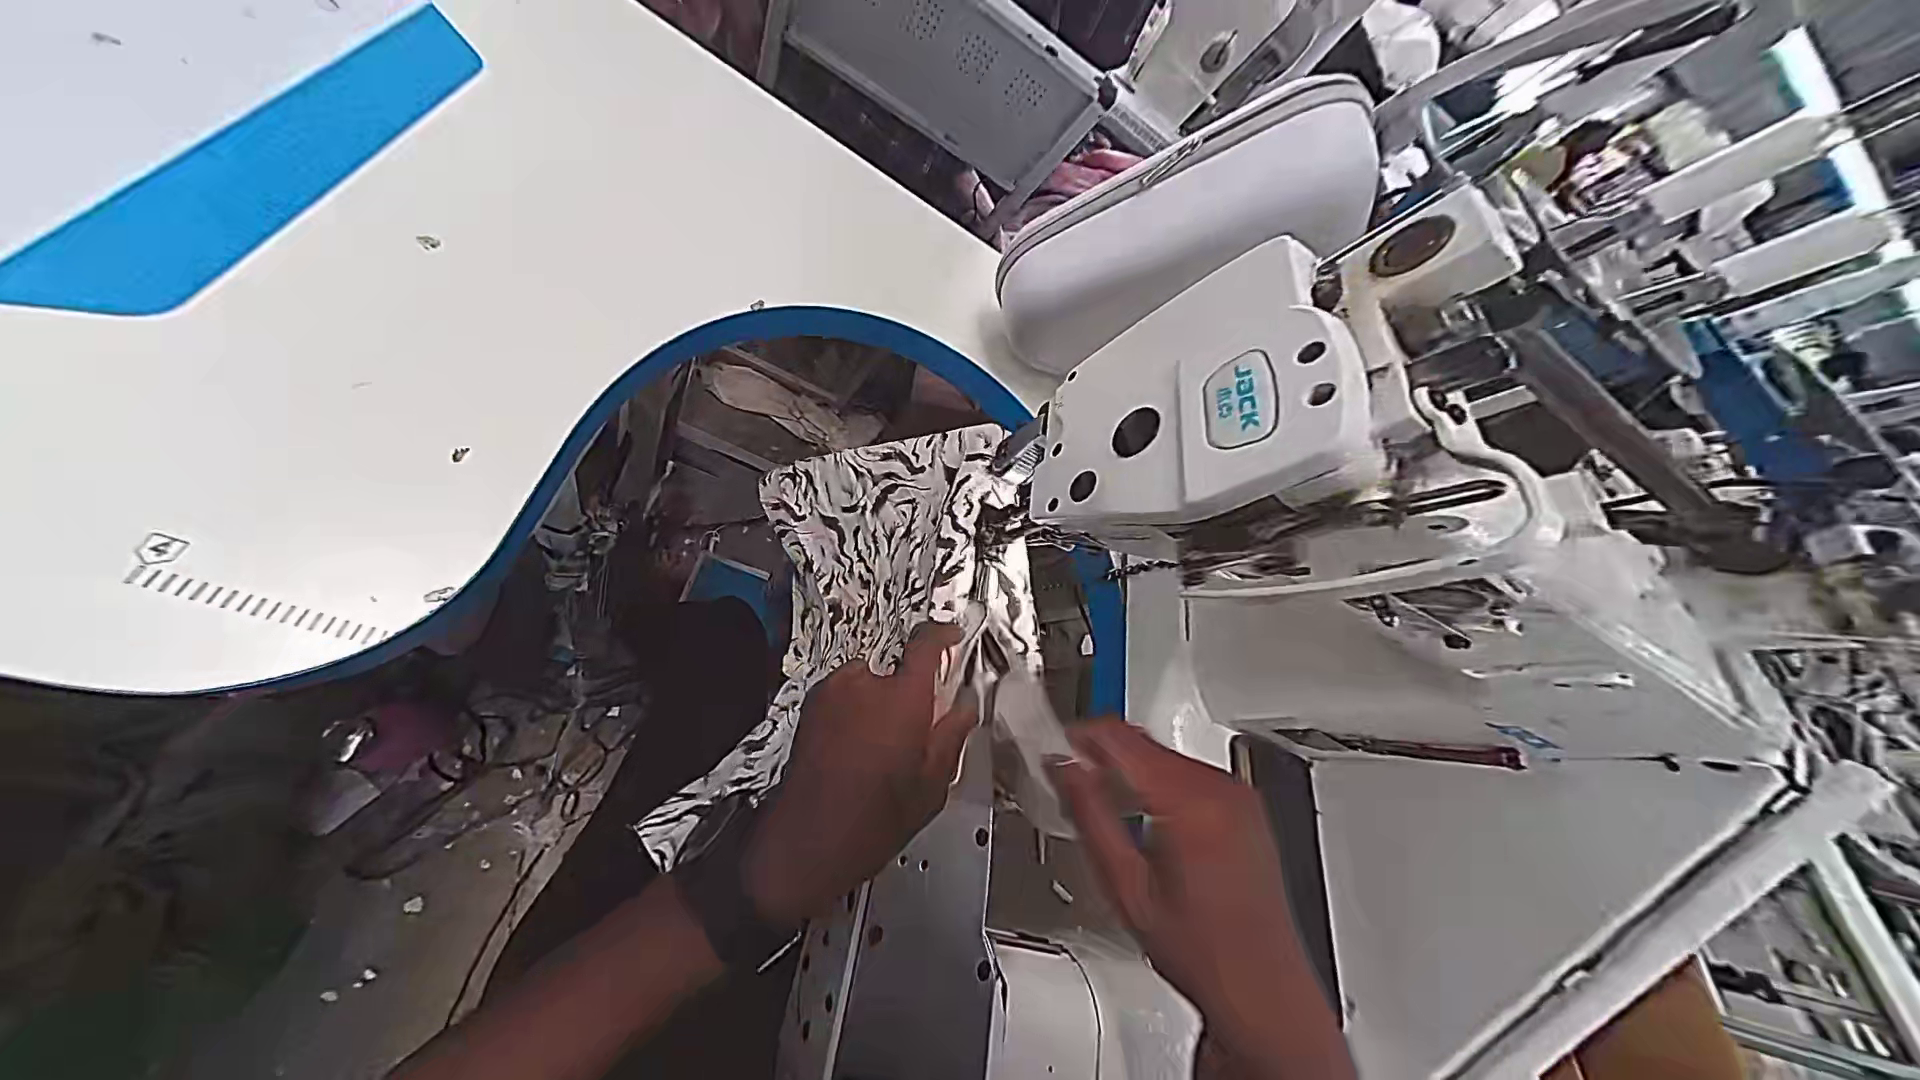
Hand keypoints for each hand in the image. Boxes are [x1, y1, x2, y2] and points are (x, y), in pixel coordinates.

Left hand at [743, 622, 977, 925]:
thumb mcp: (932, 784)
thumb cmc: (871, 819)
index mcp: (904, 698)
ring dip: (878, 702)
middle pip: (898, 670)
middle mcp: (866, 684)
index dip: (943, 635)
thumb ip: (952, 734)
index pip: (927, 643)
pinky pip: (844, 694)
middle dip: (909, 693)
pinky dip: (853, 710)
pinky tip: (854, 749)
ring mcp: (833, 692)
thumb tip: (964, 708)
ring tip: (878, 748)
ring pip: (869, 682)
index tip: (950, 636)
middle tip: (913, 733)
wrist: (807, 841)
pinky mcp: (812, 705)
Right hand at [1053, 719, 1354, 1079]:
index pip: (1122, 737)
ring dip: (1132, 769)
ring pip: (1166, 755)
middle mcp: (1220, 789)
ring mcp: (1239, 796)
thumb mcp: (1126, 886)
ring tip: (1107, 804)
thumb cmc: (1204, 952)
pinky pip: (1190, 773)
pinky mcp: (1246, 806)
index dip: (1082, 735)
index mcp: (1189, 801)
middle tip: (1074, 779)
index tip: (1061, 745)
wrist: (1262, 990)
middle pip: (1144, 743)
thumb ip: (1089, 815)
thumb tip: (1065, 771)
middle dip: (1104, 756)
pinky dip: (1160, 782)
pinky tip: (1145, 815)